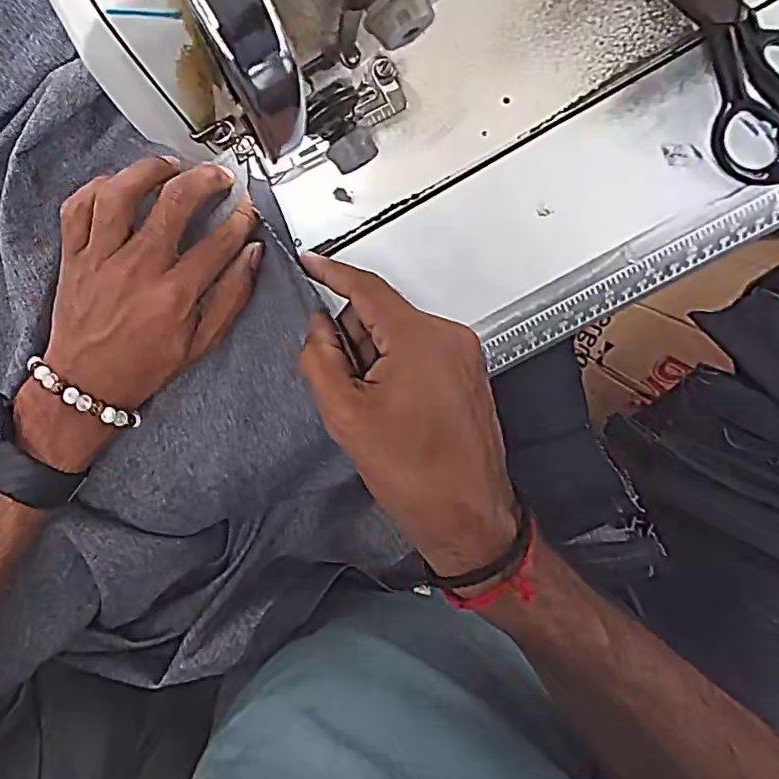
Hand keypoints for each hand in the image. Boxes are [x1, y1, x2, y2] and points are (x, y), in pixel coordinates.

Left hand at [15, 157, 262, 472]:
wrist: (85, 385)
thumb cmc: (140, 367)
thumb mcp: (199, 344)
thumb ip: (231, 297)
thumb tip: (251, 256)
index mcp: (172, 295)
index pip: (218, 241)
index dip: (240, 219)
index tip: (245, 210)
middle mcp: (136, 270)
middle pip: (174, 203)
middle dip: (205, 180)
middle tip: (217, 177)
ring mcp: (100, 259)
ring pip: (120, 194)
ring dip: (148, 171)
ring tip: (169, 167)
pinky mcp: (73, 257)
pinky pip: (77, 208)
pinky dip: (95, 188)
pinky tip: (117, 185)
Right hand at [297, 253, 520, 581]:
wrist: (467, 517)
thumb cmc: (419, 475)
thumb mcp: (344, 414)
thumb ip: (319, 359)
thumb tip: (317, 329)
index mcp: (419, 340)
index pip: (366, 287)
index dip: (330, 271)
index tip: (311, 261)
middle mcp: (448, 338)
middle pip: (377, 313)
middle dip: (353, 342)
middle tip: (349, 388)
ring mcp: (461, 354)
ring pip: (394, 332)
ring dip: (373, 359)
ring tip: (377, 408)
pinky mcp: (465, 370)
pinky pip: (415, 349)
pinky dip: (393, 368)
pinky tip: (393, 409)